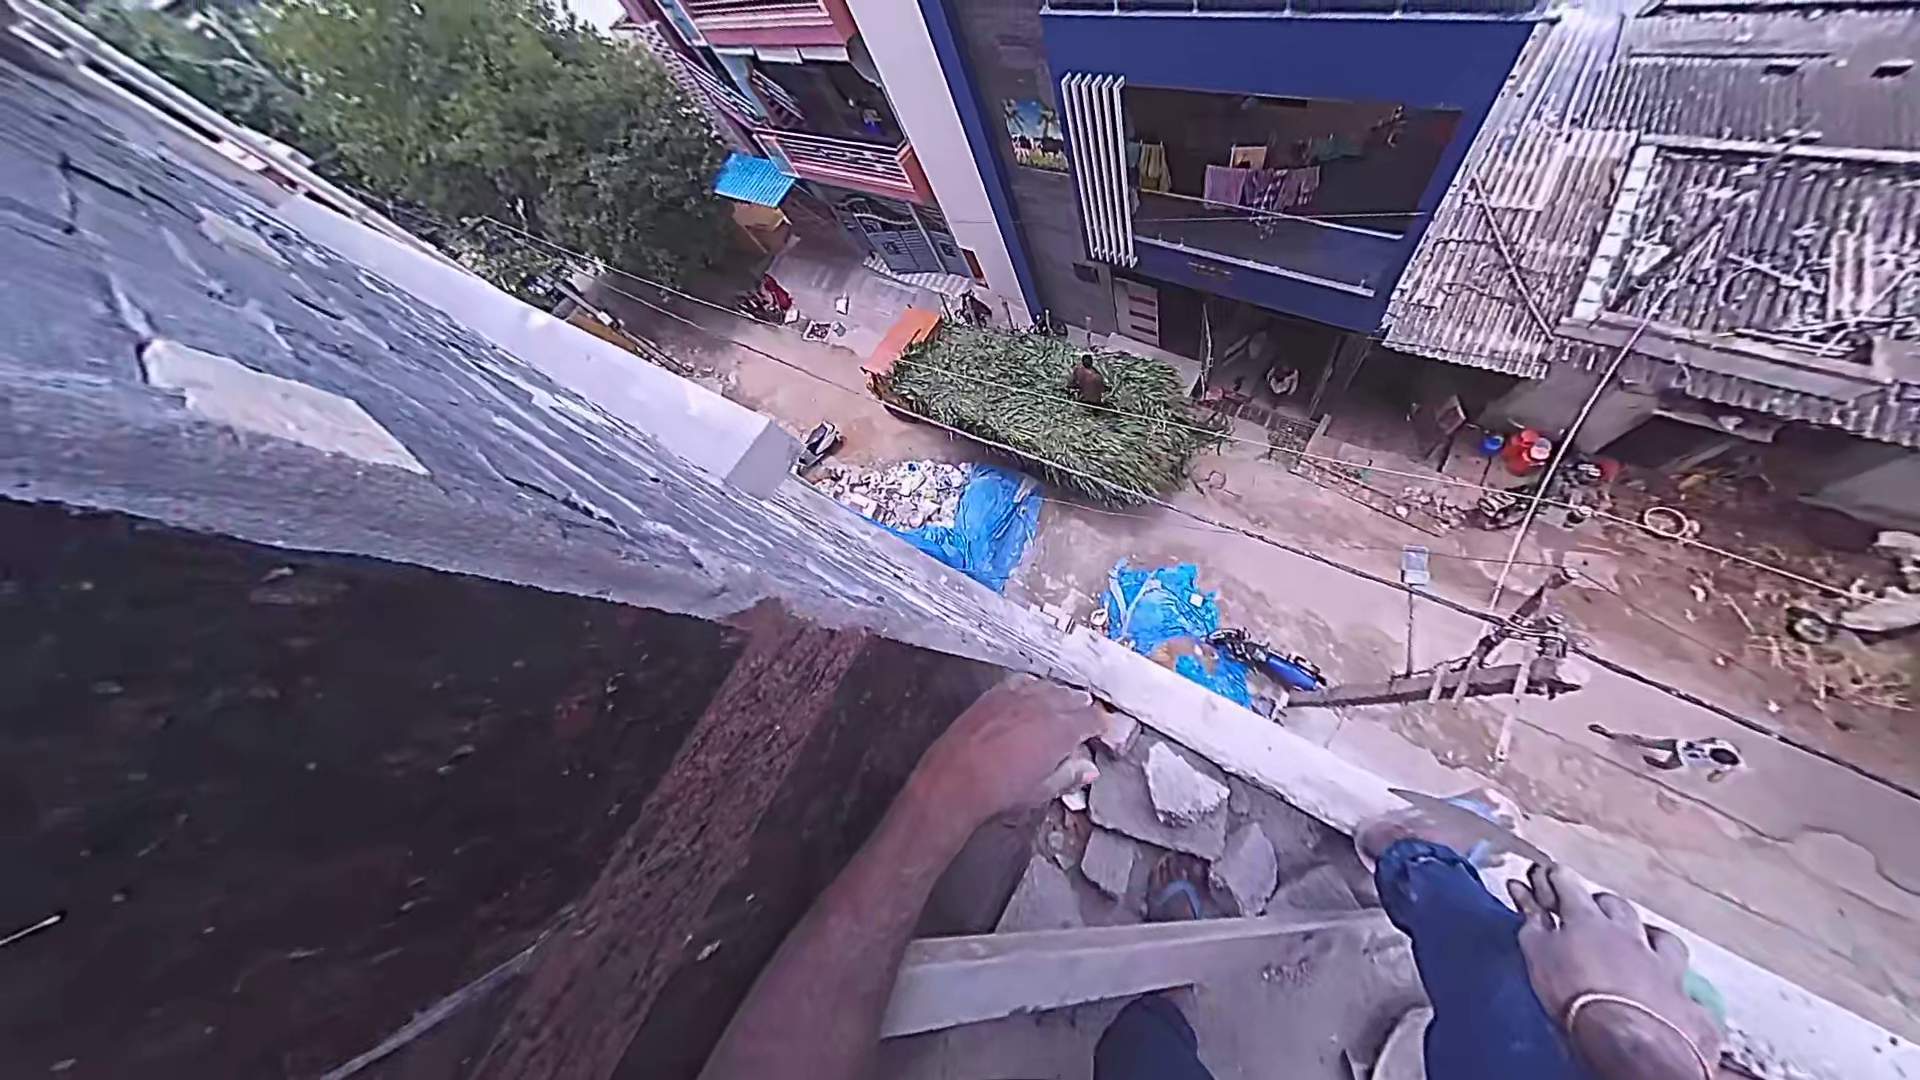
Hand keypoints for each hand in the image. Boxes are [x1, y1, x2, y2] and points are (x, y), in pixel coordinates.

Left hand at [904, 675, 1108, 832]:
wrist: (954, 779)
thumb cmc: (998, 791)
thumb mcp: (1042, 791)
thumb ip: (1069, 774)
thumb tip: (1087, 768)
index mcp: (1060, 729)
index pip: (1093, 717)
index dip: (1101, 724)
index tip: (1102, 731)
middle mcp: (1042, 705)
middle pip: (1074, 698)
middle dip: (1082, 709)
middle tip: (1085, 721)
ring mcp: (1017, 695)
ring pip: (1049, 686)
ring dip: (1060, 696)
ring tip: (1062, 707)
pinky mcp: (995, 693)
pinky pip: (1023, 681)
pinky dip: (1033, 687)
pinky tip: (1032, 695)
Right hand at [1507, 864, 1723, 1079]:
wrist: (1630, 1043)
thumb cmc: (1572, 989)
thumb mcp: (1536, 950)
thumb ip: (1531, 917)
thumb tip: (1521, 890)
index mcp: (1589, 919)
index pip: (1568, 882)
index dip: (1552, 877)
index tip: (1539, 878)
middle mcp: (1630, 935)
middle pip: (1617, 905)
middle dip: (1600, 903)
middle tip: (1584, 912)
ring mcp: (1668, 970)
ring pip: (1664, 940)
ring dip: (1648, 937)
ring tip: (1636, 944)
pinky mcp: (1693, 1006)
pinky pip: (1691, 992)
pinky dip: (1677, 989)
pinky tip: (1669, 995)